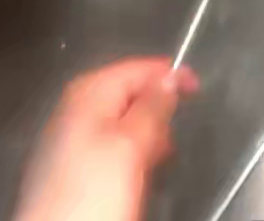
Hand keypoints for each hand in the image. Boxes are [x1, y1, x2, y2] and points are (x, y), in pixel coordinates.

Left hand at [13, 58, 196, 220]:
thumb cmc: (93, 195)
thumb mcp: (131, 146)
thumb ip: (153, 105)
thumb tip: (170, 76)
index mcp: (88, 91)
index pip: (139, 68)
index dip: (170, 76)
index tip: (197, 90)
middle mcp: (75, 108)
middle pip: (130, 95)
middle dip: (155, 114)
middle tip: (169, 145)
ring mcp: (67, 141)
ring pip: (121, 124)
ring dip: (144, 139)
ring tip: (153, 166)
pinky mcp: (67, 173)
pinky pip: (109, 149)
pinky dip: (127, 157)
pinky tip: (132, 180)